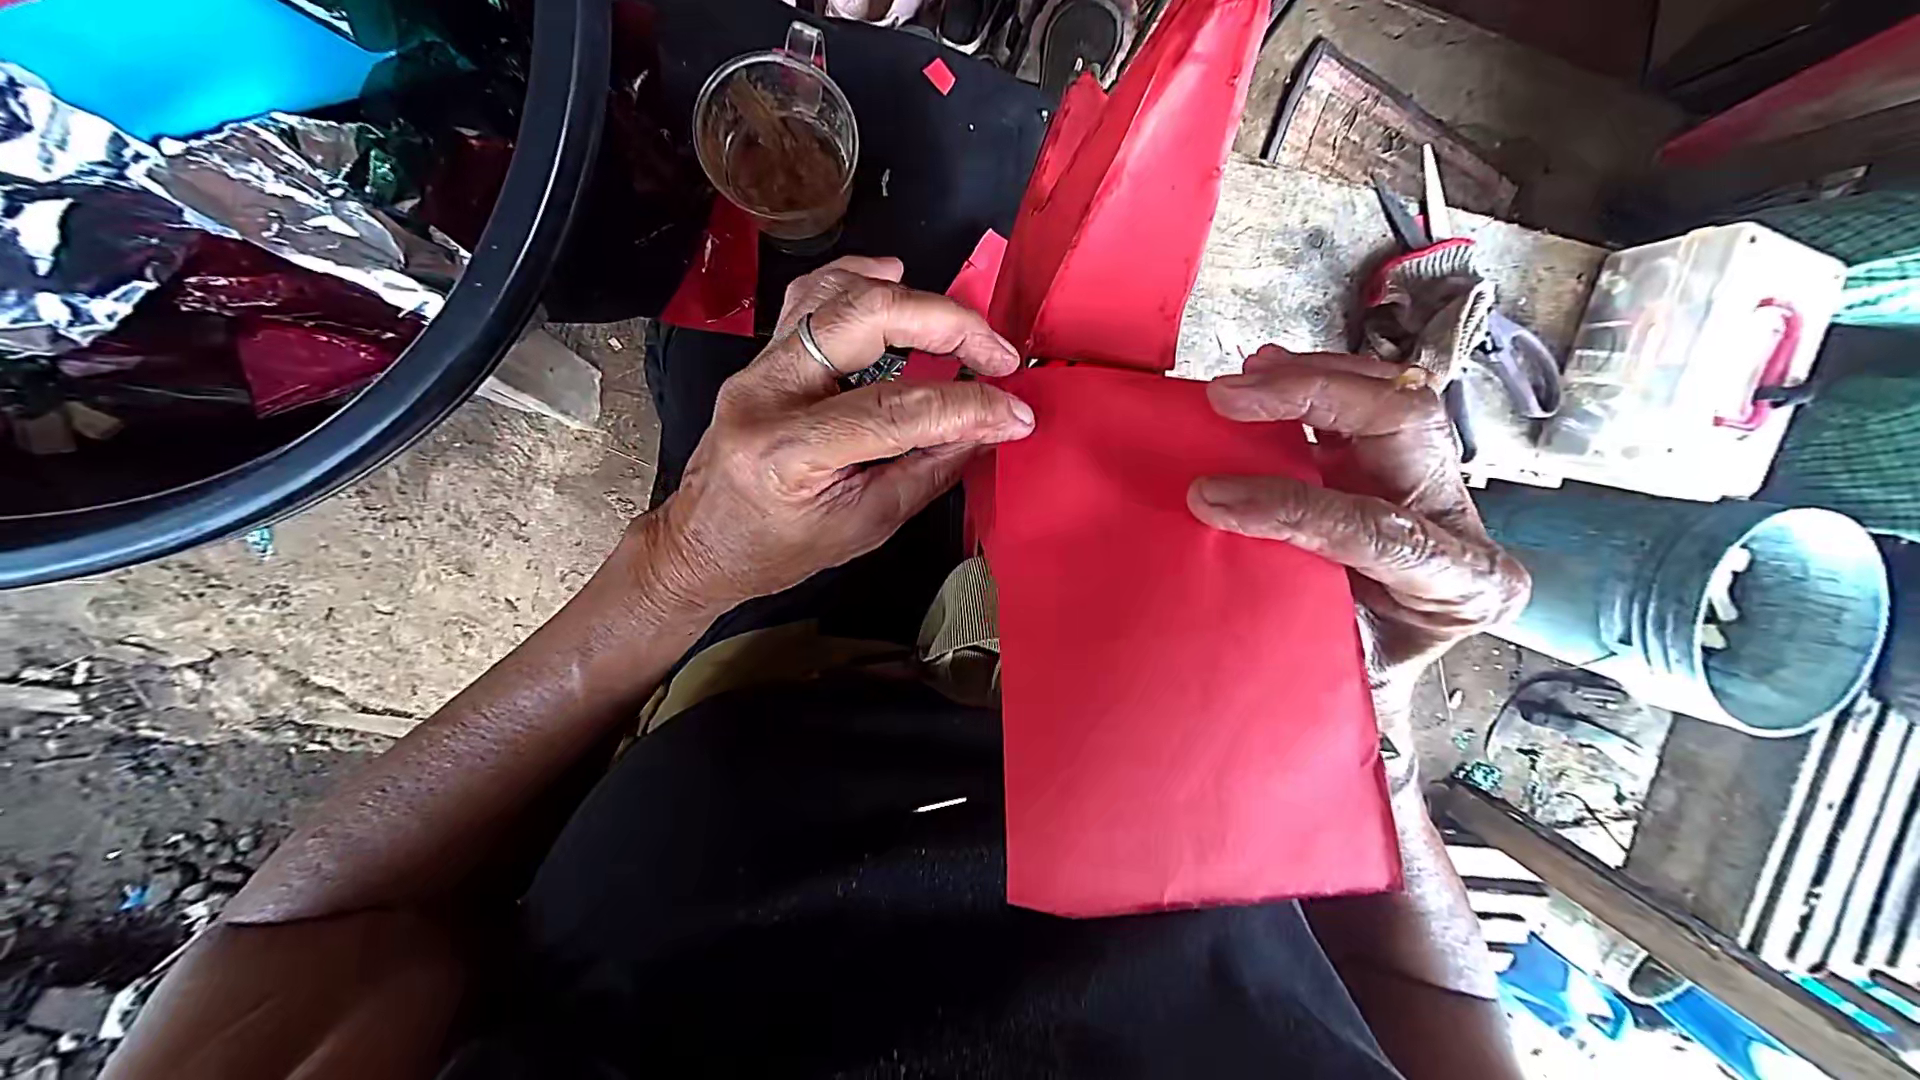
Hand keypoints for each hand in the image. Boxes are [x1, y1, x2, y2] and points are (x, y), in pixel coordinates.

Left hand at [629, 256, 1033, 614]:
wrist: (704, 544)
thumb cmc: (777, 550)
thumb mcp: (865, 525)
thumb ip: (929, 470)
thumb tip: (985, 428)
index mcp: (790, 452)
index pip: (897, 410)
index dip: (969, 407)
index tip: (1014, 411)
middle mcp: (767, 394)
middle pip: (866, 320)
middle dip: (948, 326)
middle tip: (997, 353)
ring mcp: (758, 367)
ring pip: (838, 293)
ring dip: (911, 298)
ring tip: (962, 325)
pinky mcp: (763, 358)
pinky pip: (811, 297)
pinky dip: (860, 279)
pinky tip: (895, 277)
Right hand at [1185, 347, 1528, 705]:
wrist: (1368, 673)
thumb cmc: (1351, 675)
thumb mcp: (1329, 664)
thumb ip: (1289, 617)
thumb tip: (1232, 568)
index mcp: (1463, 582)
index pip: (1376, 526)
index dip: (1287, 507)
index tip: (1211, 496)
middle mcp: (1458, 520)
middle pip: (1406, 428)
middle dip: (1316, 398)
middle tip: (1234, 394)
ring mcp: (1427, 485)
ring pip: (1393, 400)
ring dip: (1314, 378)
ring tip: (1248, 374)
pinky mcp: (1390, 467)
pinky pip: (1366, 405)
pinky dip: (1315, 383)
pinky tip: (1271, 370)